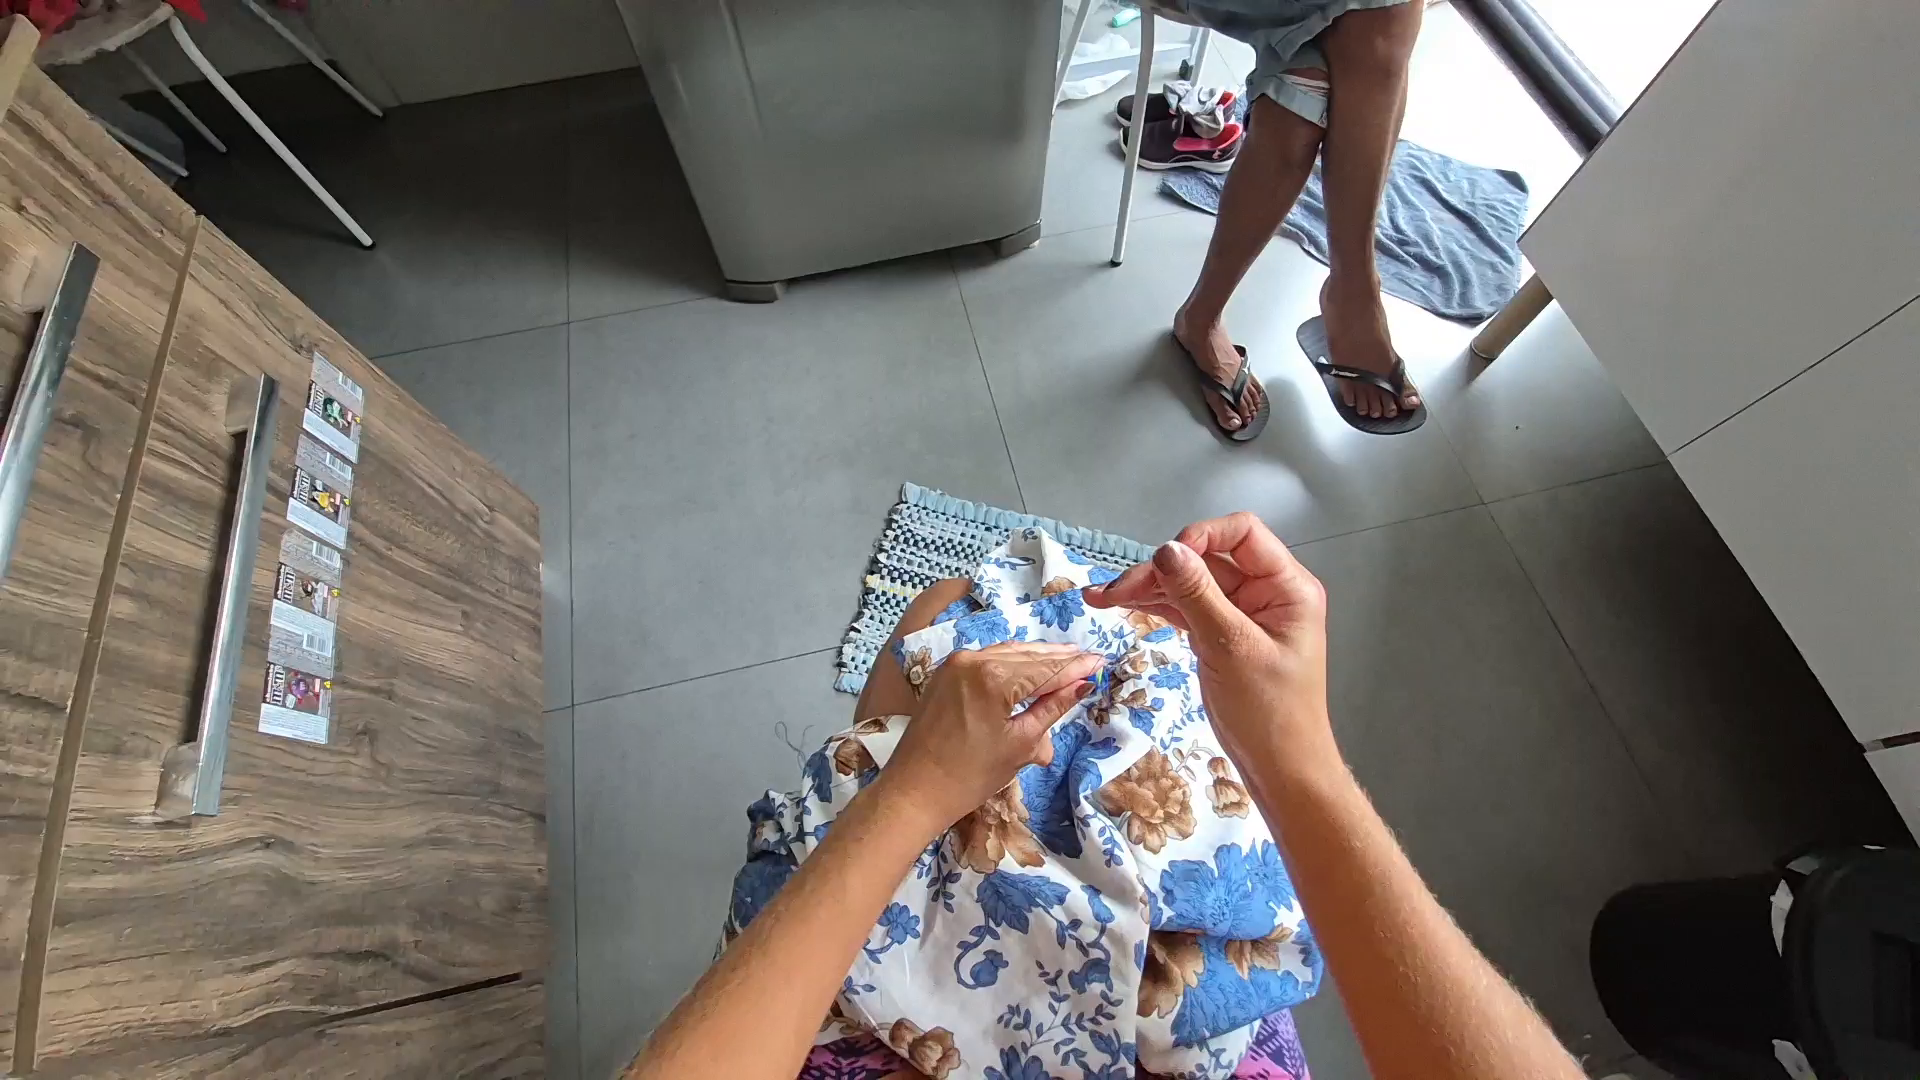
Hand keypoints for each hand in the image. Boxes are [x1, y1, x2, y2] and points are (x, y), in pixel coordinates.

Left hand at [877, 642, 1101, 833]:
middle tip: (1089, 658)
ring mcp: (956, 663)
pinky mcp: (946, 671)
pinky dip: (1012, 662)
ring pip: (1008, 653)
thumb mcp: (1020, 744)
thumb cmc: (970, 776)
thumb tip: (1082, 684)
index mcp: (994, 677)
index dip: (1075, 666)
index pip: (1046, 668)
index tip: (1101, 661)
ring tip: (1066, 659)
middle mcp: (974, 659)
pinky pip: (988, 659)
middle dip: (1059, 658)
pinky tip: (1029, 666)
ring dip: (1036, 658)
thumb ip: (1051, 708)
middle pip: (1028, 655)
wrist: (914, 790)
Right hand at [1084, 512, 1335, 771]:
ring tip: (1102, 598)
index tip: (1164, 558)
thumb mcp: (1230, 648)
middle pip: (1204, 560)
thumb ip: (1197, 595)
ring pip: (1187, 584)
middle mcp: (1263, 592)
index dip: (1201, 537)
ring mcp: (1239, 612)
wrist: (1279, 769)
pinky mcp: (1218, 632)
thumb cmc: (1270, 713)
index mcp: (1285, 587)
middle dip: (1159, 572)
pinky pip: (1183, 607)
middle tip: (1115, 592)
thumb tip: (1166, 550)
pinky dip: (1152, 606)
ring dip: (1146, 589)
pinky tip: (1120, 605)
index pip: (1242, 534)